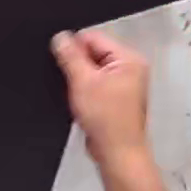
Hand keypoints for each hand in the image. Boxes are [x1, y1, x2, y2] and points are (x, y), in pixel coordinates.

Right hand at [51, 30, 151, 170]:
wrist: (116, 153)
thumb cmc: (107, 120)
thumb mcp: (82, 81)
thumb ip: (70, 56)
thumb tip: (60, 37)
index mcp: (129, 59)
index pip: (94, 37)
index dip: (74, 47)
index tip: (63, 60)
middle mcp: (130, 68)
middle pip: (93, 52)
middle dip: (78, 64)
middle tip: (74, 82)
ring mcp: (124, 83)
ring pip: (92, 69)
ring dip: (81, 78)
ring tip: (79, 94)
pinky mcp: (116, 97)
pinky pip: (95, 83)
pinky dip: (85, 89)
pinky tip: (82, 101)